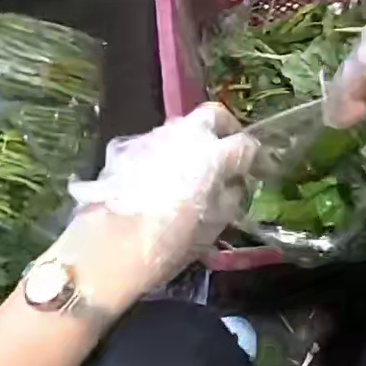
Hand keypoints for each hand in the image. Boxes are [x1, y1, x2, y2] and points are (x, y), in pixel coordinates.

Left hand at [48, 104, 257, 322]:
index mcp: (212, 156)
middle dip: (227, 129)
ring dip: (194, 142)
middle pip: (213, 115)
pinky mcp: (128, 147)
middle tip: (229, 153)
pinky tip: (162, 180)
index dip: (258, 157)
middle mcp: (184, 136)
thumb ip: (230, 197)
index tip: (260, 170)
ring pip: (182, 128)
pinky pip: (157, 144)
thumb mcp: (212, 227)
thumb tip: (233, 183)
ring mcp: (153, 137)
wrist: (105, 250)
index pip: (245, 144)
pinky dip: (167, 155)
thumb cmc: (167, 243)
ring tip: (194, 170)